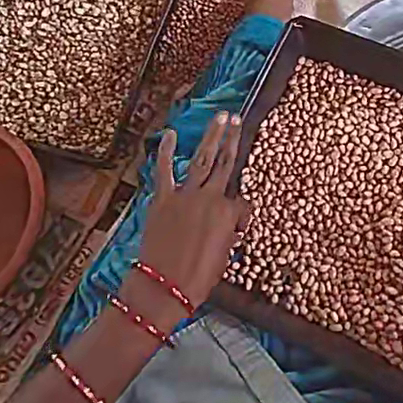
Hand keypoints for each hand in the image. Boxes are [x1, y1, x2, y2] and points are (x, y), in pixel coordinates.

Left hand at [136, 112, 245, 309]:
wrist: (164, 285)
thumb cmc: (198, 277)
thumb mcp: (224, 256)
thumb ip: (228, 233)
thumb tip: (229, 225)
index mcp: (228, 212)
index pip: (240, 203)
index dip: (240, 216)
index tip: (236, 230)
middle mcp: (209, 198)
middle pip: (225, 163)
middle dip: (232, 139)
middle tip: (236, 118)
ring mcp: (185, 196)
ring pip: (202, 159)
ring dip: (211, 136)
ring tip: (220, 117)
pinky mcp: (162, 199)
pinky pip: (164, 171)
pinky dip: (166, 152)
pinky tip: (171, 134)